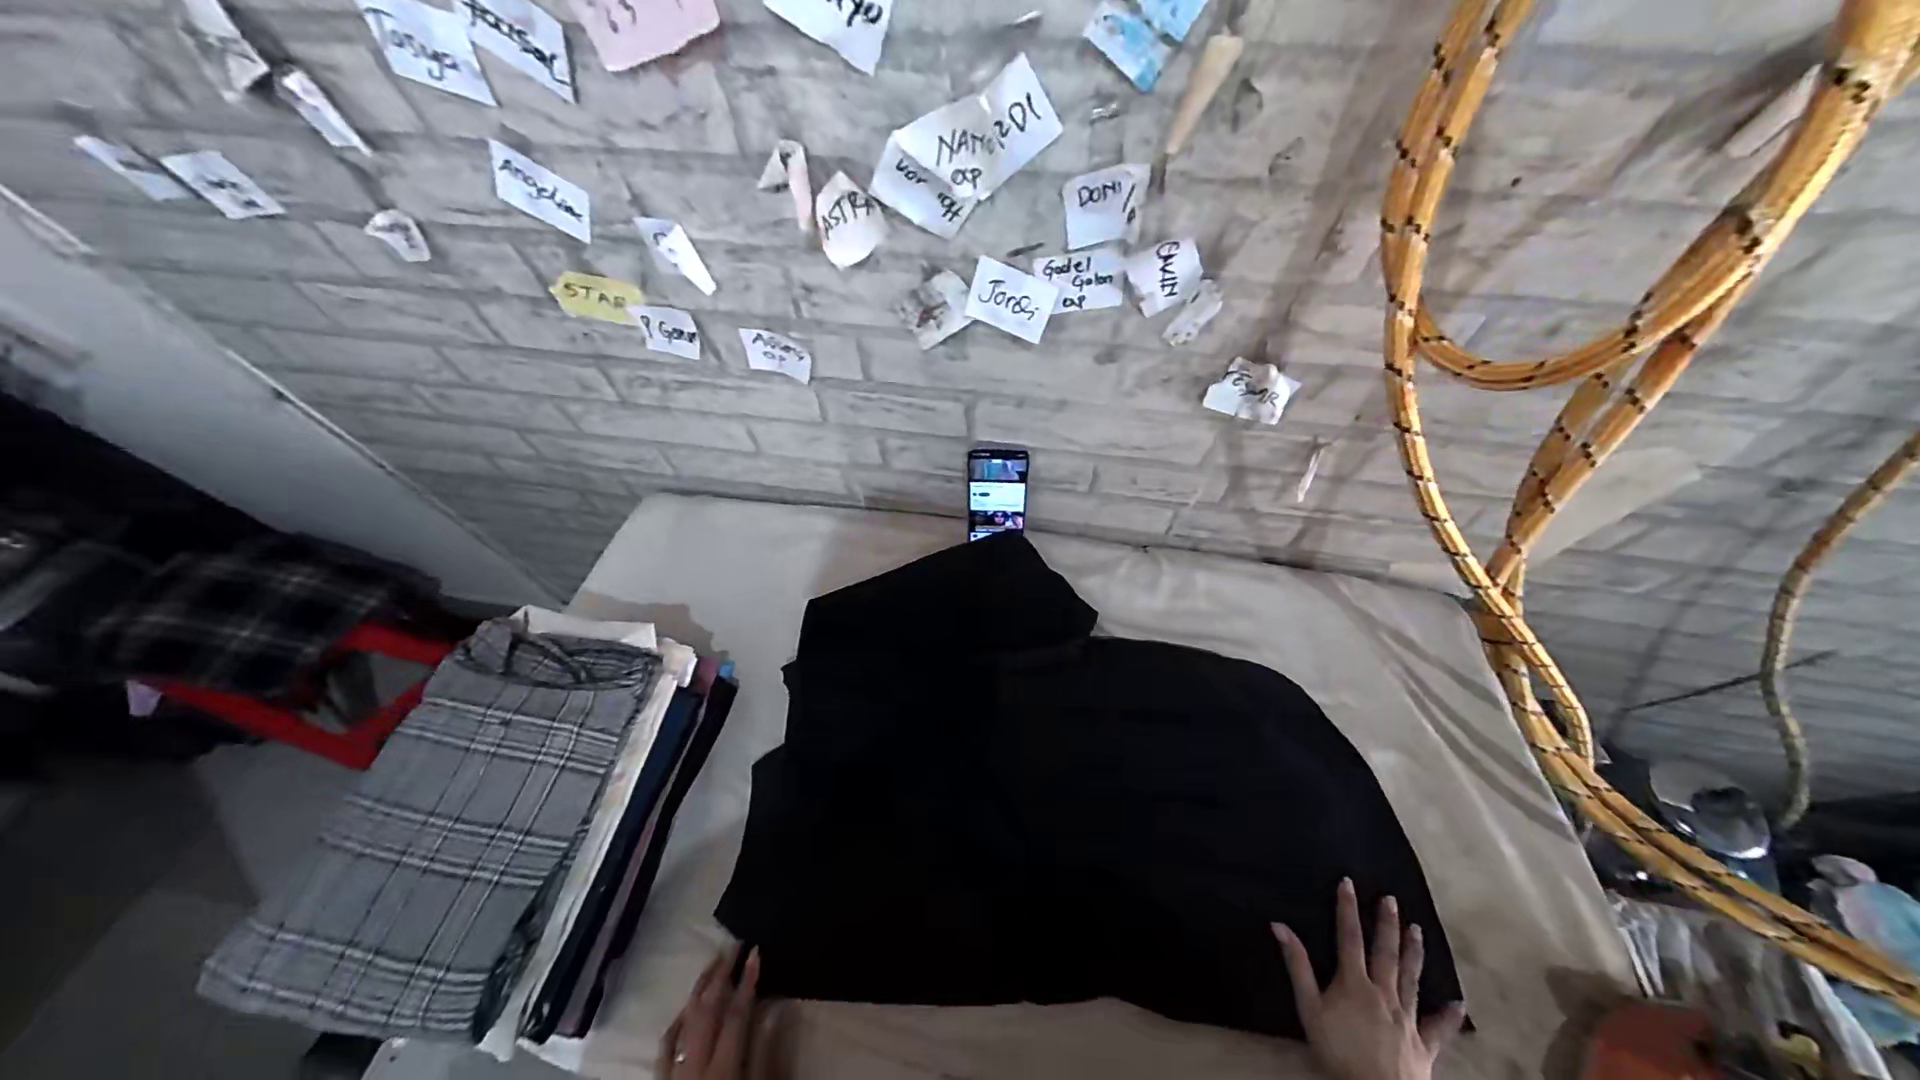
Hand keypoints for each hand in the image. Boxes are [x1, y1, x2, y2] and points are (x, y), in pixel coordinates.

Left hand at [658, 945, 760, 1079]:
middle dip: (720, 973)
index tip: (755, 952)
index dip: (747, 980)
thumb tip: (773, 1010)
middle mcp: (693, 1065)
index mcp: (721, 1068)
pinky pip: (665, 1043)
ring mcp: (672, 1072)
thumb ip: (763, 1054)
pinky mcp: (660, 1078)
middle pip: (706, 1010)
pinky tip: (689, 1003)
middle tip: (734, 944)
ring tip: (714, 963)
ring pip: (683, 1020)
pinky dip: (678, 1018)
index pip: (736, 1014)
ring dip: (699, 988)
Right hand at [1272, 879, 1465, 1079]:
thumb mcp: (1309, 1009)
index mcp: (1354, 983)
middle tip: (1391, 899)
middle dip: (1386, 924)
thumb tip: (1280, 926)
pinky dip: (1449, 1016)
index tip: (1348, 883)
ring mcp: (1407, 1019)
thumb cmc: (1338, 1052)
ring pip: (1411, 979)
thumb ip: (1297, 967)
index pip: (1349, 937)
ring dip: (1413, 953)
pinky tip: (1459, 1004)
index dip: (1347, 908)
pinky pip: (1438, 1028)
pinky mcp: (1424, 1046)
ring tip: (1417, 930)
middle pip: (1385, 953)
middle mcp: (1383, 993)